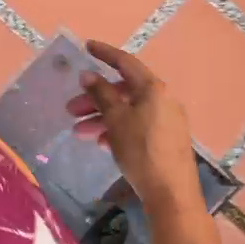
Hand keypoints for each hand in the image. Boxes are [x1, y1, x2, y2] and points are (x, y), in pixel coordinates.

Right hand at [67, 40, 200, 205]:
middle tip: (72, 108)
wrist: (172, 196)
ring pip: (128, 110)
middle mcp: (163, 100)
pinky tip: (102, 143)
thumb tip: (88, 75)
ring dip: (102, 116)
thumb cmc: (141, 150)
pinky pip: (136, 125)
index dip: (105, 53)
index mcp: (153, 89)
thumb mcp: (116, 119)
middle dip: (95, 98)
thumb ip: (101, 93)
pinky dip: (118, 128)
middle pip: (123, 90)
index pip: (125, 62)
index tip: (87, 47)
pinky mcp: (166, 140)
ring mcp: (166, 121)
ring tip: (80, 132)